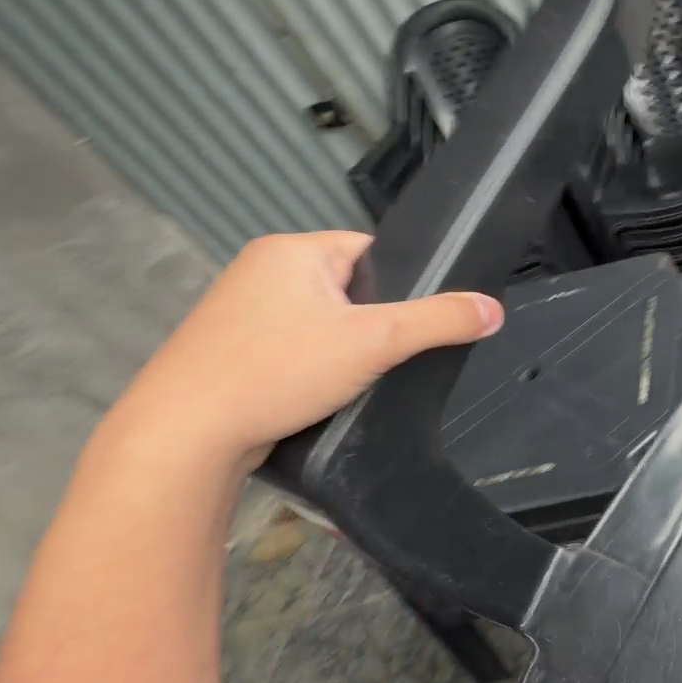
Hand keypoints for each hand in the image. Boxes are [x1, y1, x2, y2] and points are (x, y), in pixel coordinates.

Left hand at [105, 230, 502, 471]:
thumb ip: (440, 321)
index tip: (420, 322)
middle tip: (392, 355)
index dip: (406, 285)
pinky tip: (325, 391)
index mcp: (292, 250)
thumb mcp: (377, 341)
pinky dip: (316, 365)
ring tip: (360, 377)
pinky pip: (296, 345)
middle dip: (377, 322)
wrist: (187, 432)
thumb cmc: (279, 370)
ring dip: (348, 346)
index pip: (372, 251)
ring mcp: (241, 310)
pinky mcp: (231, 348)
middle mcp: (261, 269)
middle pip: (352, 287)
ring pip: (325, 320)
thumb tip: (494, 309)